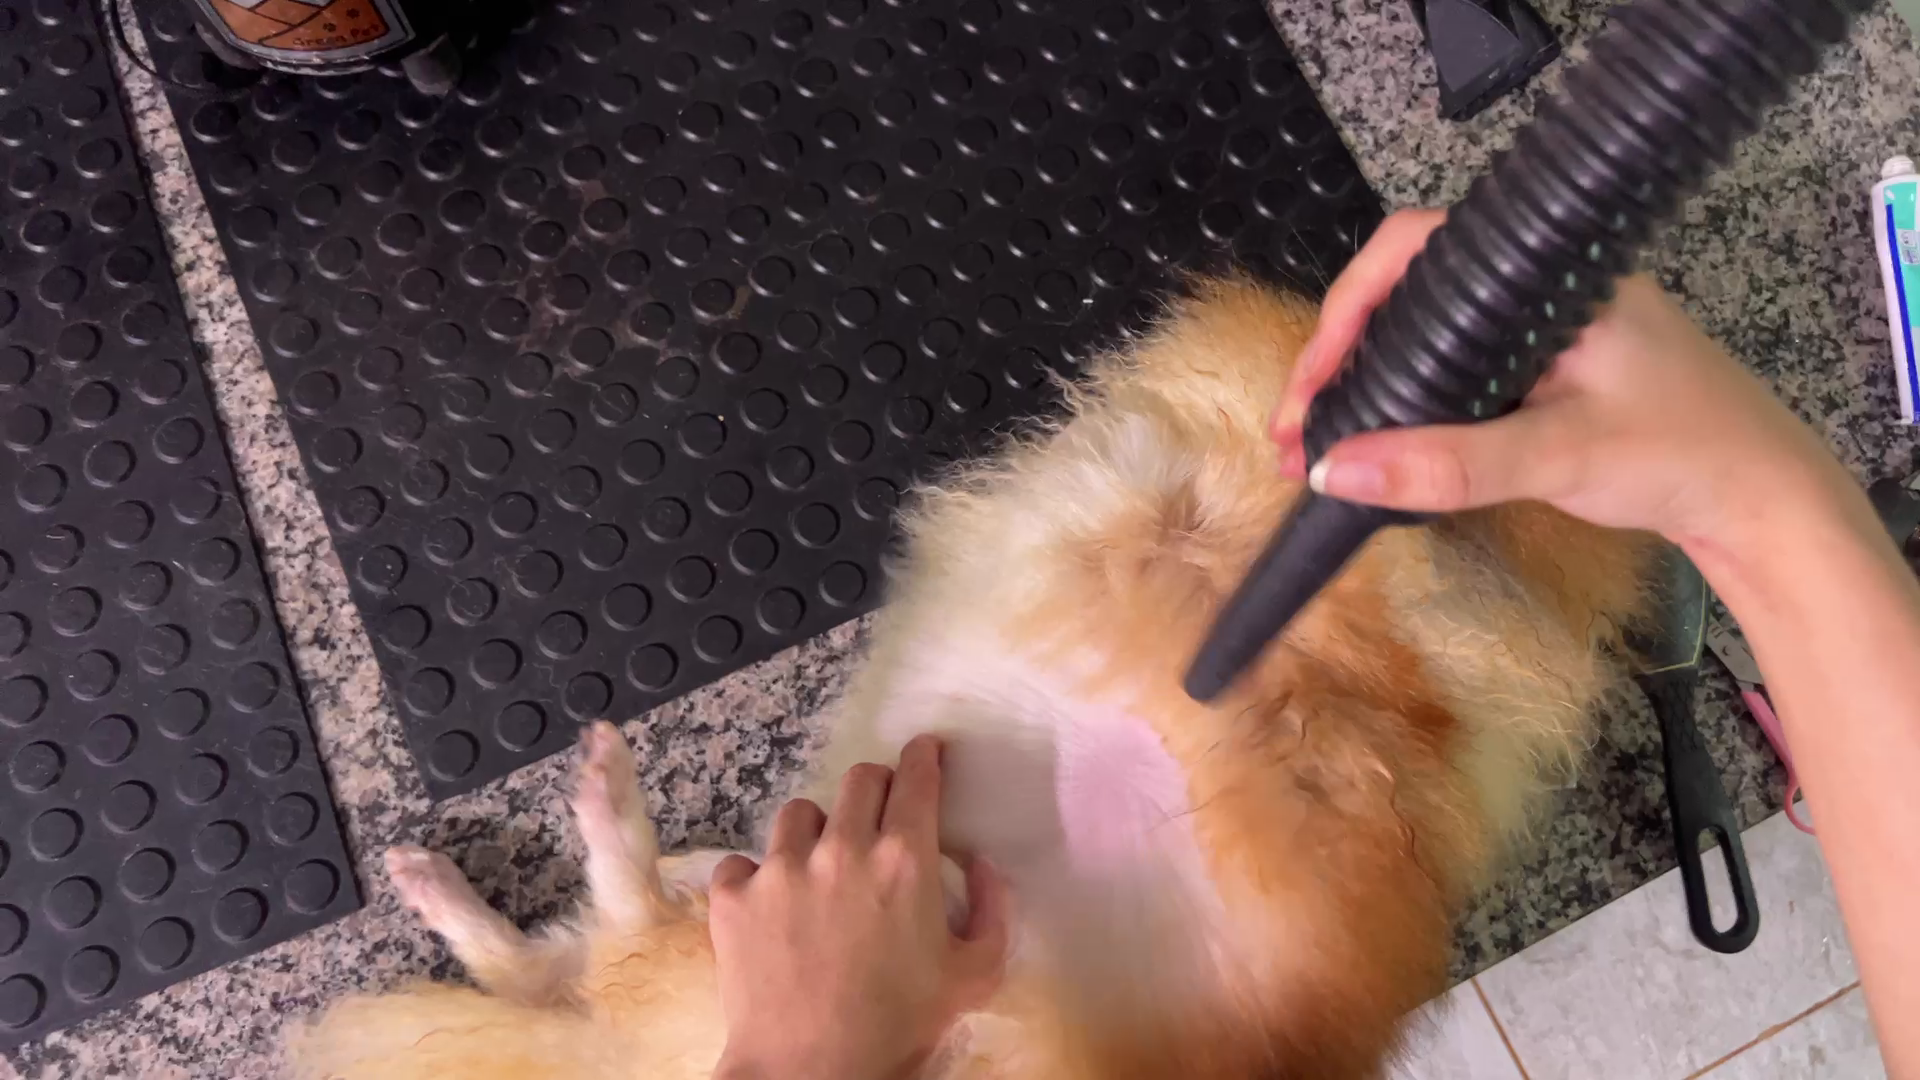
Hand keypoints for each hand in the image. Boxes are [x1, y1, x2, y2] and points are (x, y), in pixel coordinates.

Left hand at [709, 736, 1009, 1079]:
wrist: (810, 1078)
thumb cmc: (899, 1025)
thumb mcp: (975, 975)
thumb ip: (993, 908)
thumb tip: (982, 860)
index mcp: (902, 857)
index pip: (916, 776)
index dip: (924, 754)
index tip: (925, 750)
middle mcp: (842, 847)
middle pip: (860, 779)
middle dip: (876, 787)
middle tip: (878, 817)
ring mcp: (781, 866)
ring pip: (800, 811)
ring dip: (815, 831)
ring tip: (817, 867)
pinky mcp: (735, 895)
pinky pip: (742, 862)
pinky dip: (755, 877)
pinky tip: (767, 907)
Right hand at [1270, 209, 1851, 550]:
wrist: (1751, 501)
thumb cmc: (1677, 454)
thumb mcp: (1558, 455)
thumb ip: (1447, 464)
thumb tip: (1330, 470)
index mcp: (1540, 274)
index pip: (1411, 251)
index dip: (1343, 308)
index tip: (1310, 383)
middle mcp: (1520, 292)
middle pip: (1391, 301)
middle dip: (1326, 365)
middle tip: (1289, 429)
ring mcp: (1513, 334)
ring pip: (1400, 342)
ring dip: (1343, 392)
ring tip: (1302, 446)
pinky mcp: (1510, 373)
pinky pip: (1423, 375)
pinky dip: (1378, 409)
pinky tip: (1355, 443)